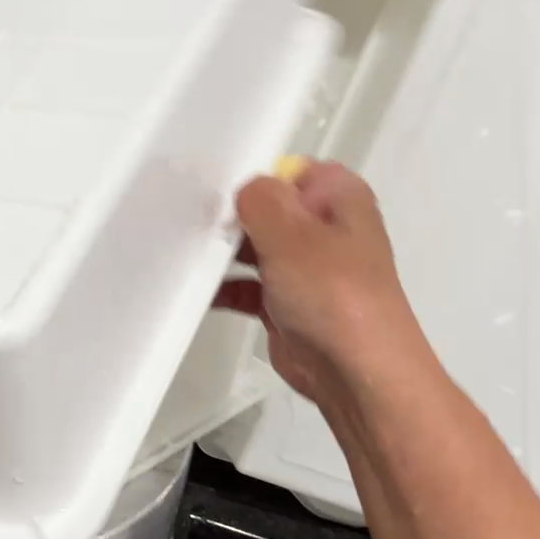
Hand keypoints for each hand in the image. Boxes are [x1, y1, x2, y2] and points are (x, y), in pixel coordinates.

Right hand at [214, 161, 435, 411]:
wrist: (353, 367)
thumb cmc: (330, 292)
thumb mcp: (293, 234)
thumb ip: (261, 201)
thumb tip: (243, 189)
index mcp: (338, 199)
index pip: (289, 172)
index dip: (254, 178)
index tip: (213, 191)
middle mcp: (322, 229)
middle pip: (267, 210)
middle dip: (232, 218)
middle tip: (190, 224)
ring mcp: (303, 269)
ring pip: (254, 249)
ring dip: (224, 255)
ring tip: (186, 254)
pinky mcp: (284, 304)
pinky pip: (246, 287)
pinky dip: (225, 289)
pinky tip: (198, 292)